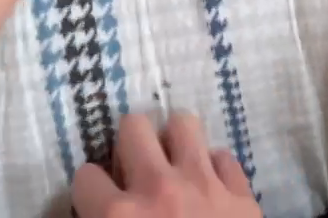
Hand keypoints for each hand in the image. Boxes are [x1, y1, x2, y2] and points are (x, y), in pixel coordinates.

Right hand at [72, 113, 260, 217]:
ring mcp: (204, 184)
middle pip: (132, 126)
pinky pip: (225, 156)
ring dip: (175, 144)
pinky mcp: (242, 194)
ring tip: (174, 169)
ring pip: (183, 123)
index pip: (85, 176)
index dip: (91, 193)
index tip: (99, 206)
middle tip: (136, 177)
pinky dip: (216, 170)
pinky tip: (211, 192)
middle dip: (130, 149)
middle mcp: (157, 188)